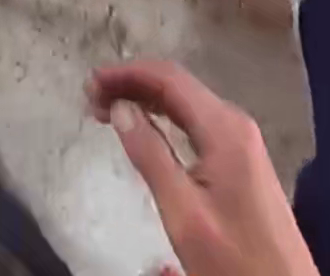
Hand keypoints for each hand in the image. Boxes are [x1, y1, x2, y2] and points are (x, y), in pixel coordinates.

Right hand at [89, 61, 318, 275]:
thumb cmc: (236, 265)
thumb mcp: (185, 214)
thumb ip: (150, 154)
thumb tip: (118, 106)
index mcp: (224, 127)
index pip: (167, 78)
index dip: (126, 73)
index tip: (90, 84)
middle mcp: (233, 122)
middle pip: (174, 84)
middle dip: (130, 84)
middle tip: (91, 99)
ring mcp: (239, 140)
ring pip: (182, 102)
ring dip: (142, 99)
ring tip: (105, 110)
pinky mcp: (239, 159)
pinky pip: (192, 121)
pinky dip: (160, 116)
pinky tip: (140, 127)